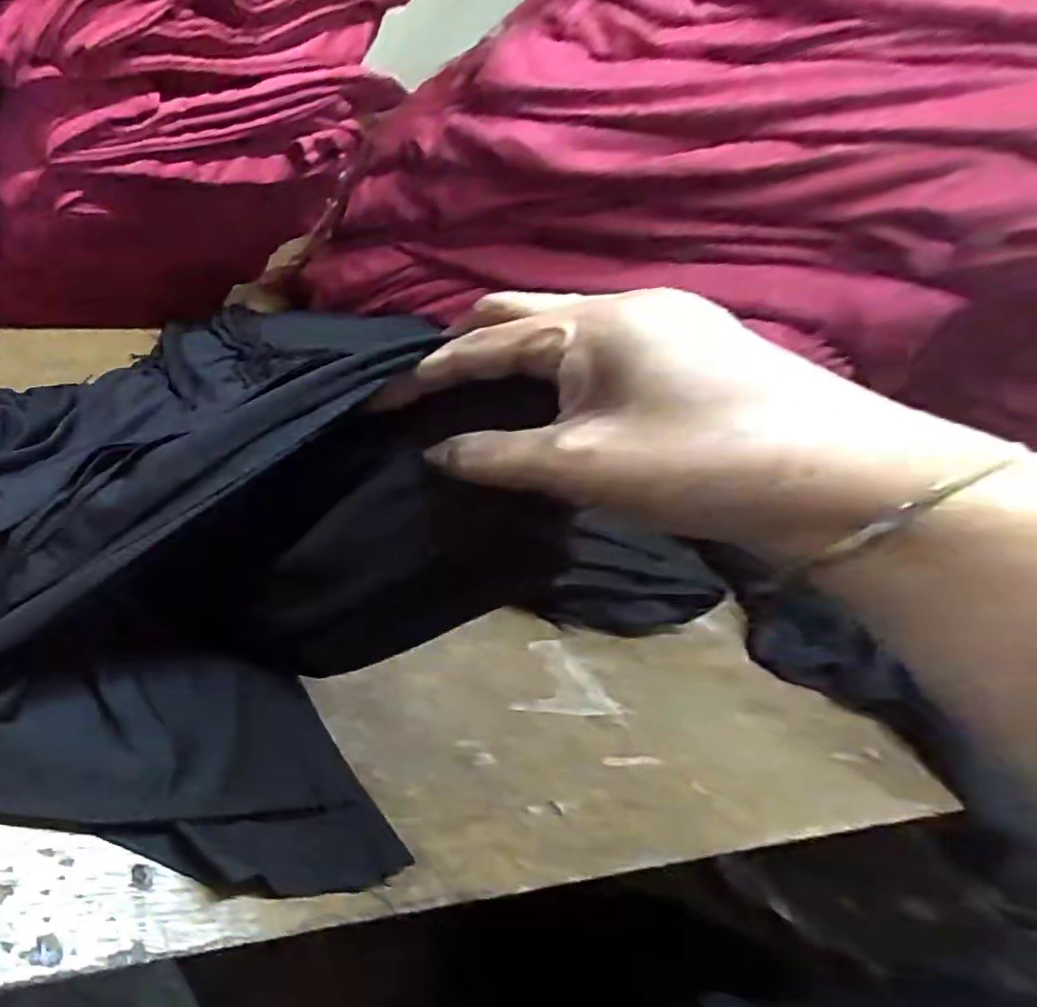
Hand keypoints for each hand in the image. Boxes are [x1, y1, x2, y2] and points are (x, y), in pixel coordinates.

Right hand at [369, 289, 1020, 560]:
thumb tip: (434, 452)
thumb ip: (490, 454)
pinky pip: (585, 340)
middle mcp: (622, 306)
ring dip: (502, 352)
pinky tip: (536, 393)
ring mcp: (660, 321)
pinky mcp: (683, 345)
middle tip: (423, 387)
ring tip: (468, 389)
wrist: (846, 482)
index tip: (377, 400)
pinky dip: (542, 361)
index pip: (480, 343)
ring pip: (552, 324)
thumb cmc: (694, 462)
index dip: (422, 374)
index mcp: (591, 325)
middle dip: (458, 346)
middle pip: (513, 312)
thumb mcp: (573, 464)